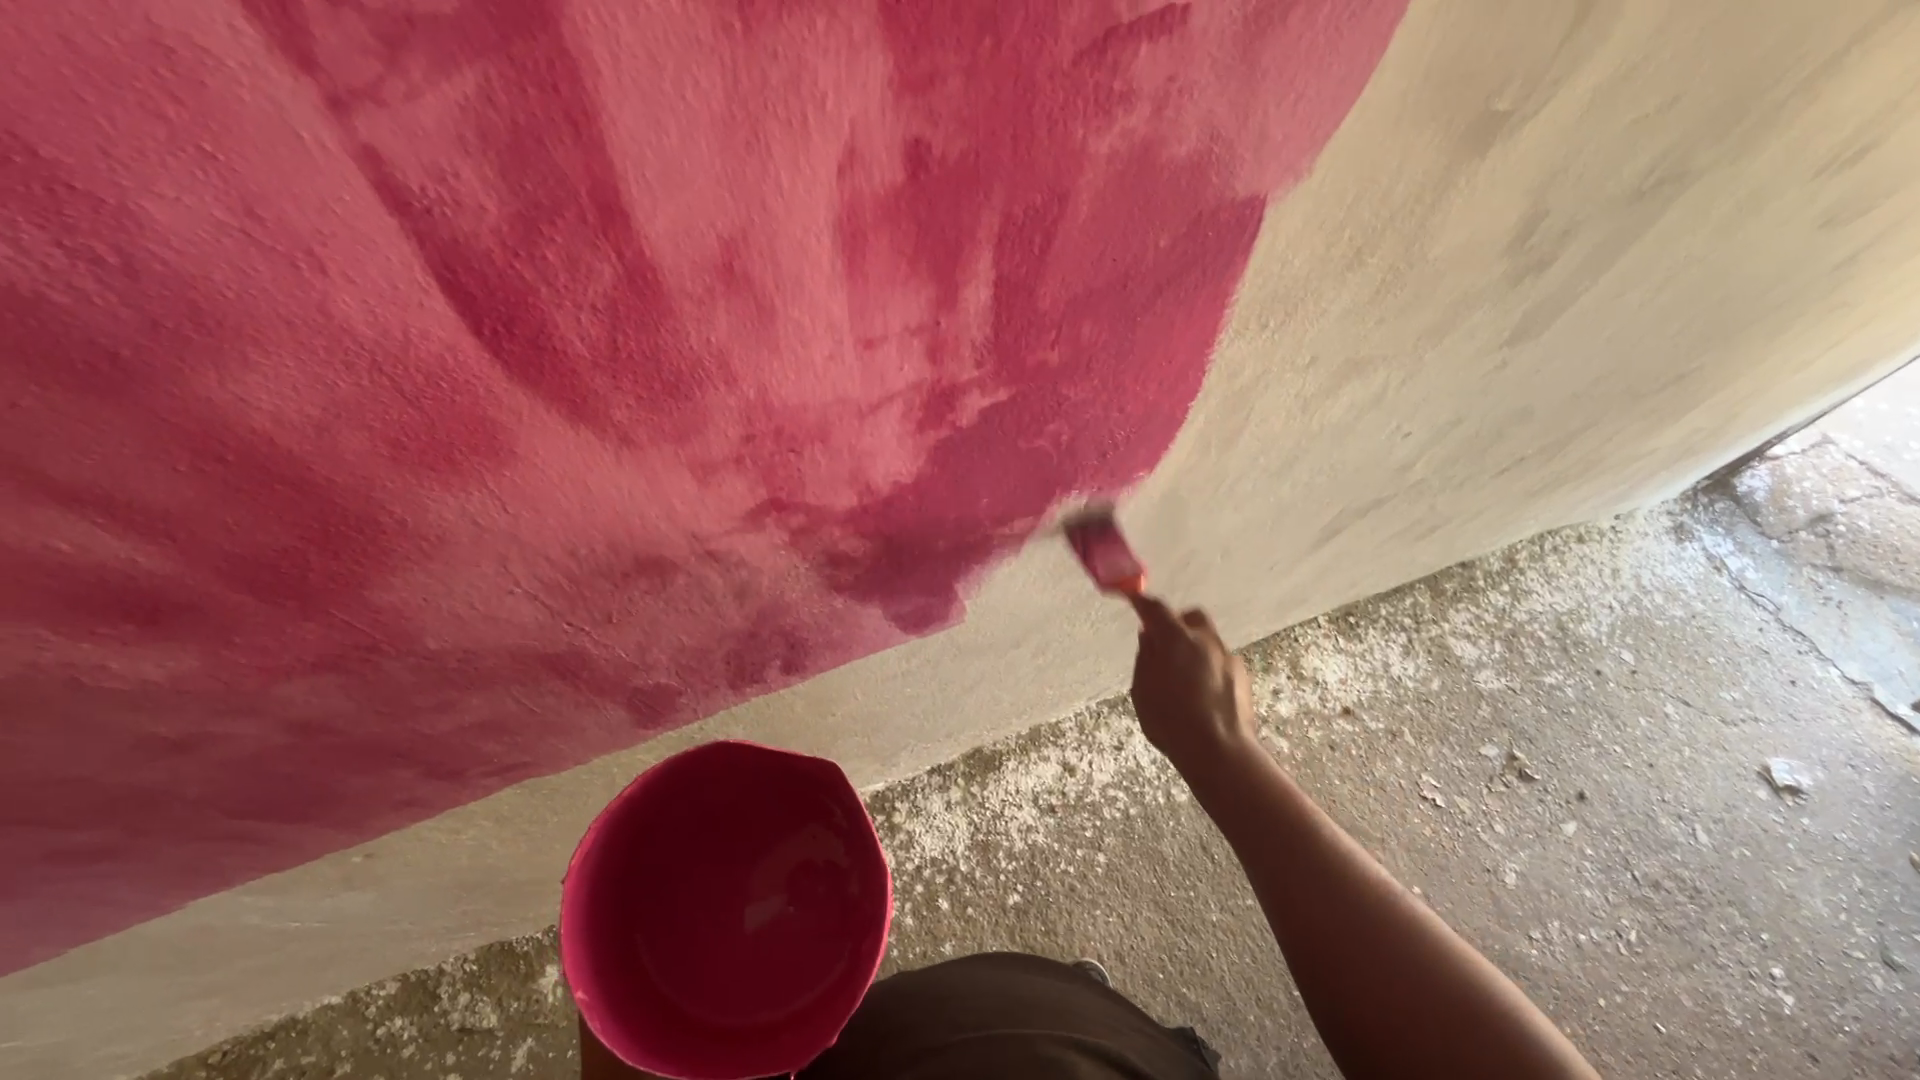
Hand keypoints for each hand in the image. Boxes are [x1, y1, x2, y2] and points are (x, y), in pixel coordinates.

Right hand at [1127, 595, 1257, 778]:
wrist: (1219, 750)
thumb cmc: (1170, 721)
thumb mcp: (1143, 690)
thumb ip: (1146, 657)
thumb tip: (1149, 636)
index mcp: (1175, 639)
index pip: (1155, 609)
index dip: (1142, 602)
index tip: (1133, 599)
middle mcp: (1205, 640)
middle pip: (1191, 617)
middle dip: (1177, 623)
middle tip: (1163, 642)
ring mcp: (1227, 657)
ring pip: (1208, 640)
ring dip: (1194, 647)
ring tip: (1183, 676)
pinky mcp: (1242, 676)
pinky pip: (1220, 660)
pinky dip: (1208, 667)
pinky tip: (1202, 692)